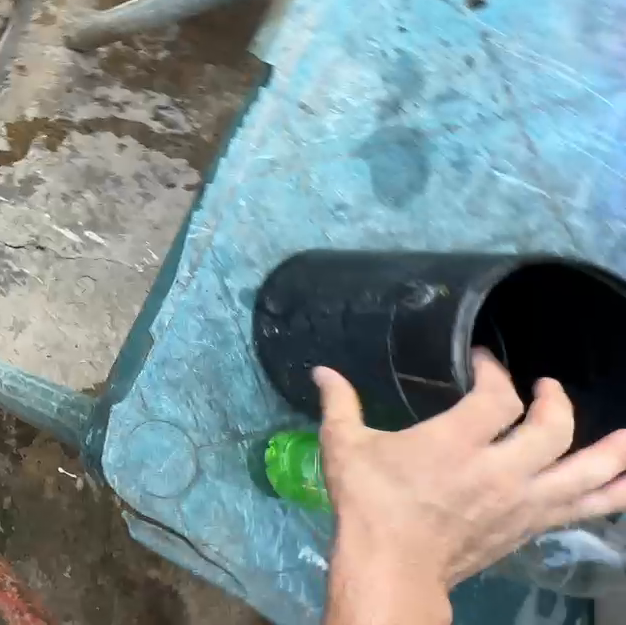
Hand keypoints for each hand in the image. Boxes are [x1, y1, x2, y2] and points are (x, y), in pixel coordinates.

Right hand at [317, 349, 625, 588]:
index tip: (483, 361)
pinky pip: (587, 509)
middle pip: (551, 431)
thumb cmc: (366, 495)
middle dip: (556, 403)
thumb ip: (339, 403)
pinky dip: (612, 494)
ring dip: (613, 453)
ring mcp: (524, 501)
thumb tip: (323, 372)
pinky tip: (622, 485)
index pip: (496, 400)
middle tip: (548, 386)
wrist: (395, 558)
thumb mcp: (342, 441)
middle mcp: (500, 469)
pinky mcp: (533, 525)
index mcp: (453, 443)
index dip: (495, 374)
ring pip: (588, 476)